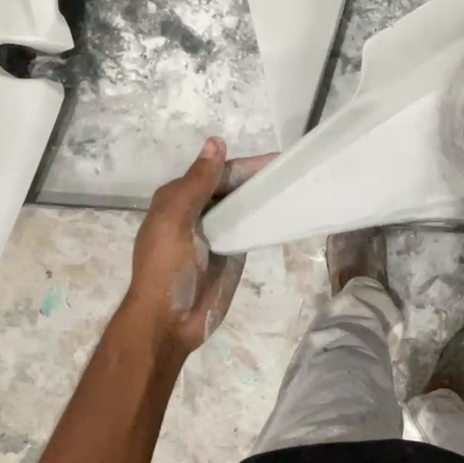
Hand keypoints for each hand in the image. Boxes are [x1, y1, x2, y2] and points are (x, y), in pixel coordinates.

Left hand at [126, 138, 274, 353]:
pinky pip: (250, 229)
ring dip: (263, 197)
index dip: (244, 165)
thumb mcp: (176, 220)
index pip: (216, 171)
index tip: (277, 159)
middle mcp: (197, 211)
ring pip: (242, 206)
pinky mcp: (232, 252)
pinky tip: (285, 213)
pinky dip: (265, 219)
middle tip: (294, 171)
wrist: (169, 320)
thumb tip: (216, 142)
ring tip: (296, 187)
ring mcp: (216, 232)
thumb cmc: (166, 268)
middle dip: (258, 178)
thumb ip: (198, 183)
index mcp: (178, 198)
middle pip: (231, 187)